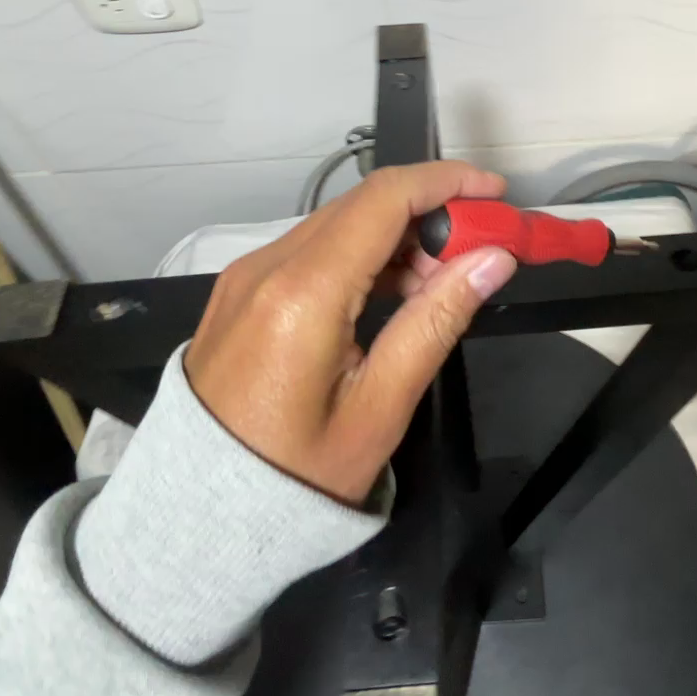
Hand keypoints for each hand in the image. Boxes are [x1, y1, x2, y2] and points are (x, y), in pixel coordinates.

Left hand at [183, 162, 518, 504]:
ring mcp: (248, 273)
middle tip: (482, 245)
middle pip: (363, 205)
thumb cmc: (297, 474)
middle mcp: (268, 265)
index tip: (496, 194)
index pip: (384, 199)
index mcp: (303, 292)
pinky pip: (313, 248)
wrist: (200, 513)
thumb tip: (493, 260)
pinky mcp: (242, 288)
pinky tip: (394, 288)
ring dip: (399, 233)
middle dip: (431, 210)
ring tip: (443, 277)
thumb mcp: (380, 408)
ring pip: (339, 223)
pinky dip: (363, 253)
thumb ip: (437, 321)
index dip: (447, 182)